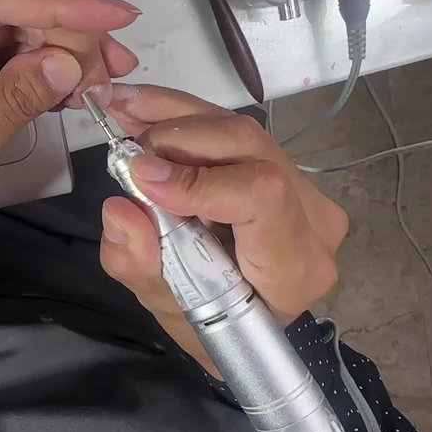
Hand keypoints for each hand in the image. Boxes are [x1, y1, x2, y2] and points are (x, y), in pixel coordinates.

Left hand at [0, 0, 139, 263]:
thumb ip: (14, 98)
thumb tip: (70, 60)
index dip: (62, 4)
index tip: (119, 16)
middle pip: (6, 13)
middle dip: (65, 34)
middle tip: (116, 66)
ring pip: (9, 38)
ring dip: (57, 55)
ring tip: (105, 80)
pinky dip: (36, 77)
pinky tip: (73, 90)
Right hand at [97, 85, 349, 375]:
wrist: (238, 321)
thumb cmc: (208, 323)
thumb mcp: (164, 305)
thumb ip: (139, 263)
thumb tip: (121, 209)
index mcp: (293, 267)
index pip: (261, 196)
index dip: (198, 179)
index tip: (140, 176)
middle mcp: (311, 219)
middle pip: (250, 147)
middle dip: (178, 138)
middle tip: (126, 150)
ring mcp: (302, 187)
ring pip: (238, 127)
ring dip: (173, 114)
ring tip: (119, 108)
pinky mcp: (279, 165)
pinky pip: (231, 127)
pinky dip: (180, 114)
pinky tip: (139, 108)